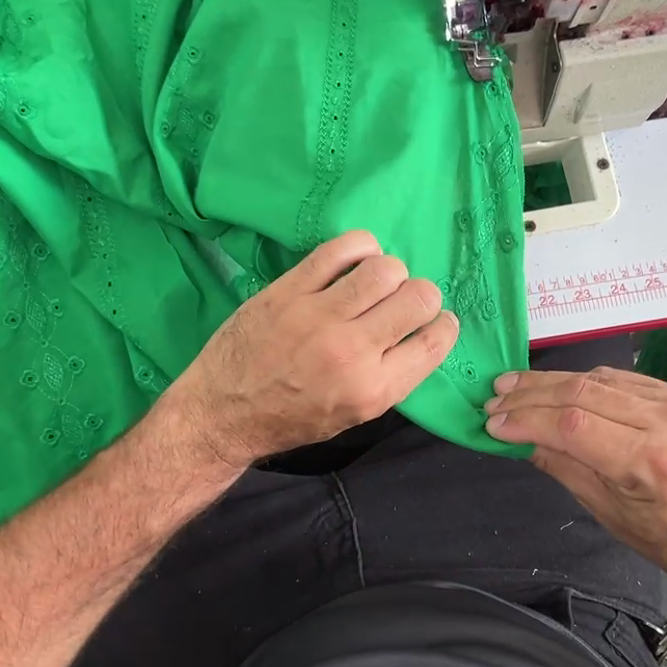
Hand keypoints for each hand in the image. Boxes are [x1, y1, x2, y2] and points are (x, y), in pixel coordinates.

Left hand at [162, 231, 459, 471]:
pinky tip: (356, 260)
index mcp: (373, 389)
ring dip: (390, 271)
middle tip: (402, 301)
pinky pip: (341, 249)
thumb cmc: (291, 419)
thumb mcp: (353, 415)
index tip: (435, 320)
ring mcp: (319, 316)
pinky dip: (360, 247)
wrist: (223, 412)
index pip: (434, 340)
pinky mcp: (290, 290)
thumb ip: (391, 376)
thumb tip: (420, 332)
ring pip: (385, 269)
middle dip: (420, 295)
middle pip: (418, 297)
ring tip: (375, 282)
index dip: (443, 324)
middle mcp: (352, 351)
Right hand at [484, 367, 666, 581]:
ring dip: (546, 382)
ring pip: (593, 379)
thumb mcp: (602, 508)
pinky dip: (575, 380)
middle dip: (530, 396)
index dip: (527, 420)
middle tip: (493, 400)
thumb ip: (559, 463)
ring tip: (510, 386)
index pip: (574, 425)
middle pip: (581, 394)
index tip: (492, 423)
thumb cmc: (659, 533)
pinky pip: (612, 377)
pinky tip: (548, 386)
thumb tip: (515, 436)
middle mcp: (664, 423)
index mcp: (650, 462)